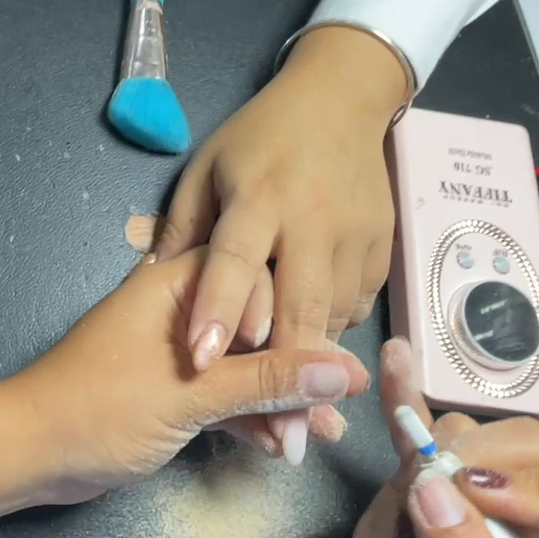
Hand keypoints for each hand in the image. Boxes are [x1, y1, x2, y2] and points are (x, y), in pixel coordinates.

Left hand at [4, 250, 369, 504]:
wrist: (33, 452)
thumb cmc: (105, 406)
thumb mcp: (191, 392)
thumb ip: (268, 380)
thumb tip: (346, 371)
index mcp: (176, 283)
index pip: (253, 275)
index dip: (288, 318)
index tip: (311, 365)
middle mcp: (181, 308)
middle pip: (255, 326)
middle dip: (293, 371)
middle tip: (331, 412)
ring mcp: (178, 350)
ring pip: (242, 365)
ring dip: (277, 401)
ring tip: (320, 438)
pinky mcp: (174, 388)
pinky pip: (223, 393)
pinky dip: (249, 417)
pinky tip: (282, 447)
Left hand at [156, 25, 405, 458]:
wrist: (341, 99)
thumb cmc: (258, 137)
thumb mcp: (206, 170)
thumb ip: (184, 227)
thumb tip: (155, 281)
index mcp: (255, 196)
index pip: (233, 259)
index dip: (218, 309)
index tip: (201, 358)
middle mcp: (309, 218)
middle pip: (298, 305)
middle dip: (287, 373)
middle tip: (284, 438)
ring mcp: (355, 234)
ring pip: (333, 317)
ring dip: (316, 369)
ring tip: (306, 424)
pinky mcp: (384, 247)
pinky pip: (356, 307)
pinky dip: (335, 335)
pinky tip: (317, 356)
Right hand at [340, 340, 538, 537]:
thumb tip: (436, 486)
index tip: (480, 495)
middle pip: (532, 449)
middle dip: (478, 462)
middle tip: (426, 493)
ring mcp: (480, 486)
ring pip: (473, 432)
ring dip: (431, 453)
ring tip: (402, 516)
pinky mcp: (427, 470)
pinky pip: (421, 423)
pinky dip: (405, 394)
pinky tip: (396, 362)